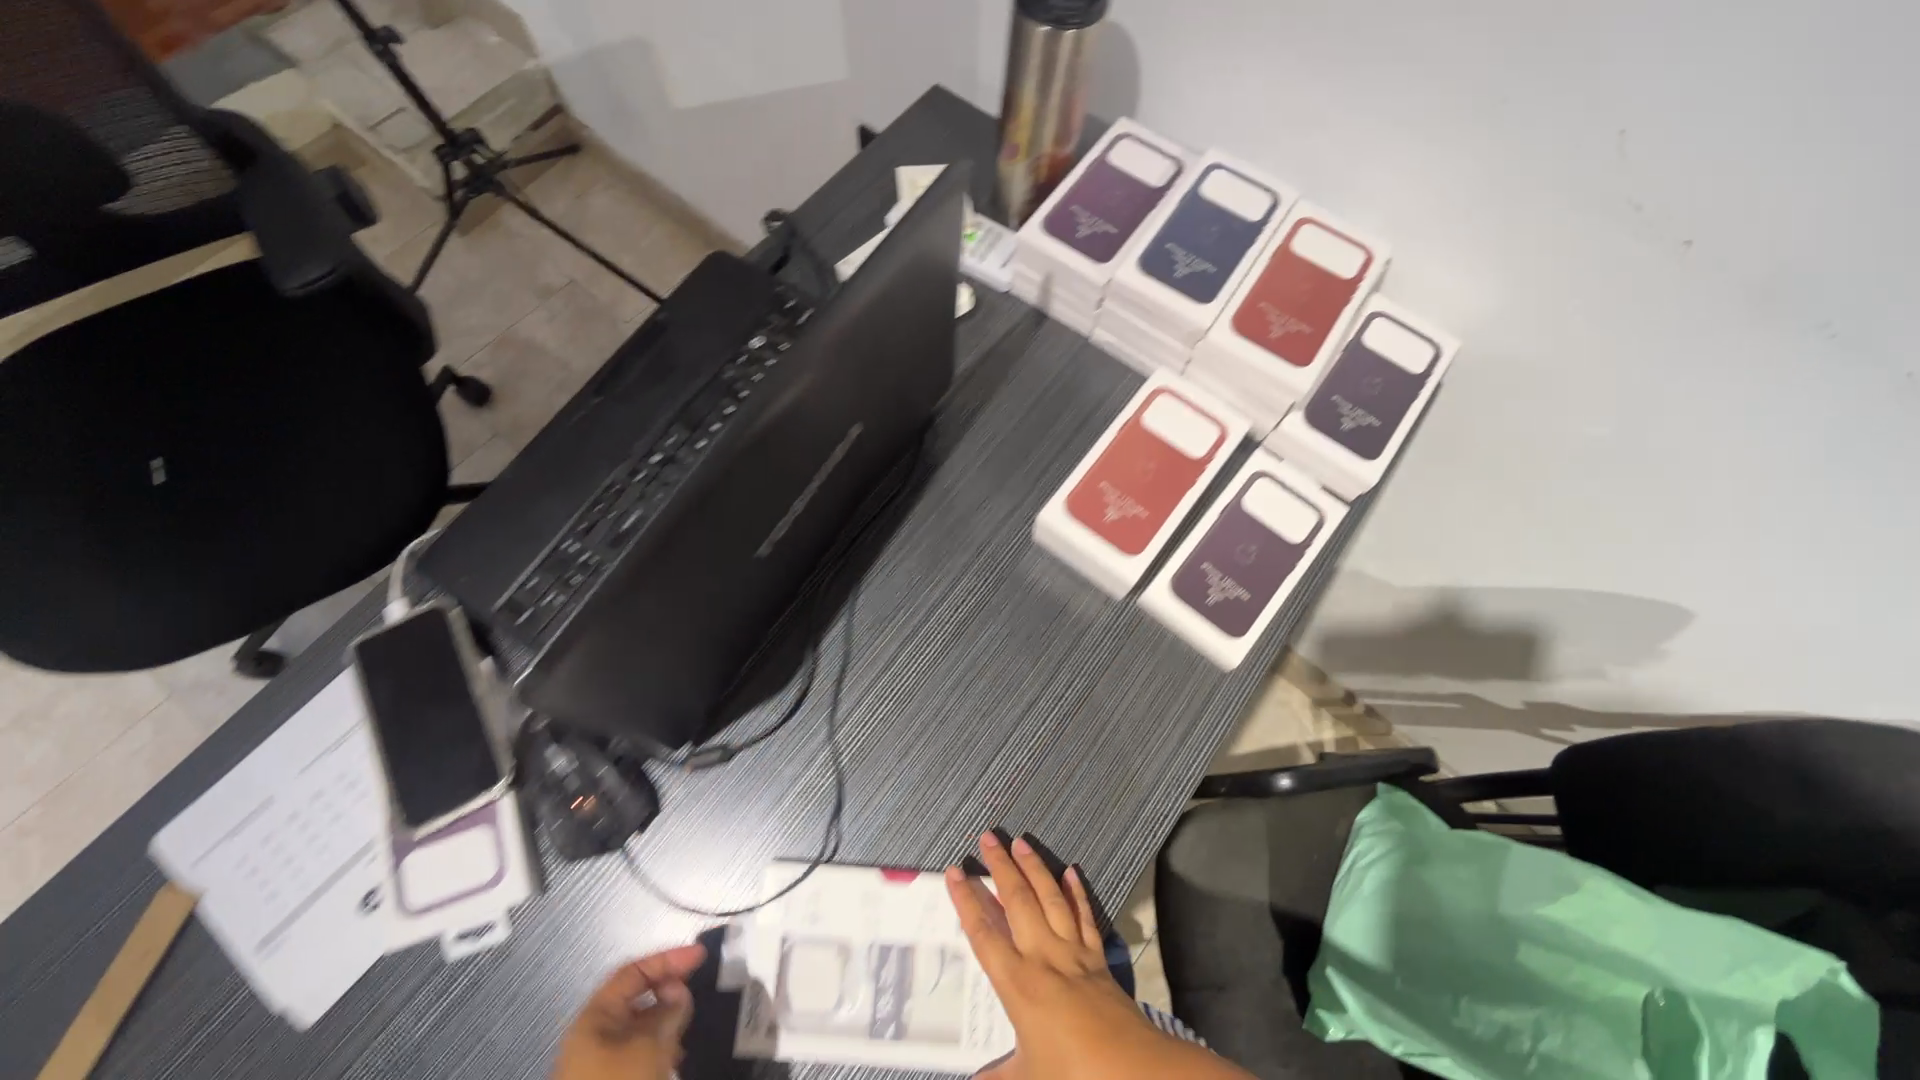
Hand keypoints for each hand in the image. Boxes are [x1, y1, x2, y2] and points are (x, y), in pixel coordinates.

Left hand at [552, 943, 706, 1079]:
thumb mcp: (648, 1048)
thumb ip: (668, 1013)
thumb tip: (679, 991)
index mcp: (595, 1017)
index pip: (633, 973)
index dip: (667, 960)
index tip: (700, 955)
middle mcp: (595, 1033)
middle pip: (636, 997)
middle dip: (668, 990)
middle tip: (698, 989)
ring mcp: (602, 1061)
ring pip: (641, 1025)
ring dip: (667, 1018)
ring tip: (693, 1021)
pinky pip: (641, 1050)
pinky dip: (663, 1044)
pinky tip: (679, 1054)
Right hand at [947, 833, 1255, 1079]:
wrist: (1131, 1069)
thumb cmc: (1072, 1074)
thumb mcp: (1024, 1077)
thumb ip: (994, 1076)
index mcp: (1017, 983)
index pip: (984, 932)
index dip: (967, 900)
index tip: (955, 871)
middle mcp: (1042, 958)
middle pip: (1017, 902)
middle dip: (1000, 867)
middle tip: (988, 837)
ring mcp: (1073, 954)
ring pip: (1050, 899)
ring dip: (1034, 869)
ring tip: (1021, 841)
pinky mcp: (1098, 959)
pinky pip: (1084, 917)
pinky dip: (1076, 893)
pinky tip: (1071, 871)